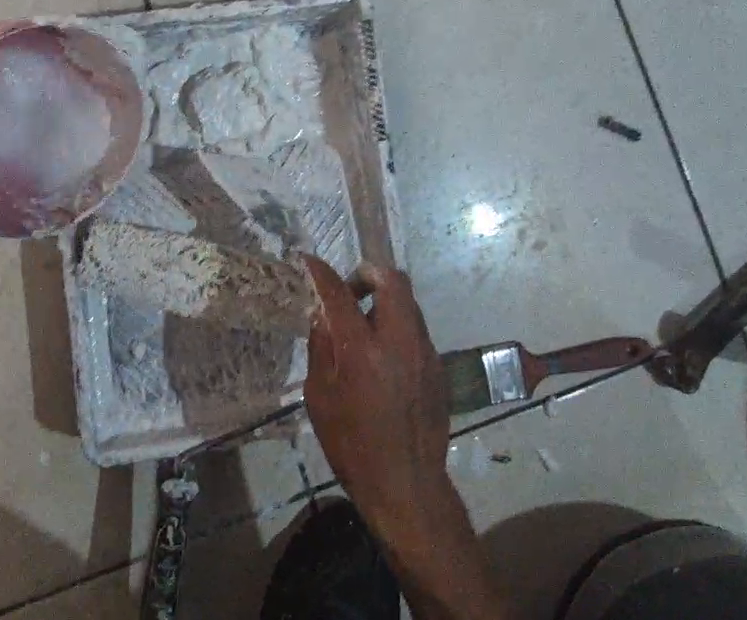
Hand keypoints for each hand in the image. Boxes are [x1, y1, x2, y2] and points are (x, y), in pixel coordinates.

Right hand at [303, 259, 455, 546]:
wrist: (406, 485)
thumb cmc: (351, 445)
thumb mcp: (319, 396)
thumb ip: (321, 347)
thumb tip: (322, 315)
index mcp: (363, 351)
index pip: (340, 293)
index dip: (321, 272)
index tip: (308, 261)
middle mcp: (400, 342)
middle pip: (392, 280)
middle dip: (367, 273)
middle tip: (349, 291)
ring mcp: (425, 353)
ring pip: (408, 303)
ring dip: (384, 301)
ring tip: (364, 324)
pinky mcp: (438, 367)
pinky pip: (416, 329)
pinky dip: (396, 326)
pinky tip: (382, 355)